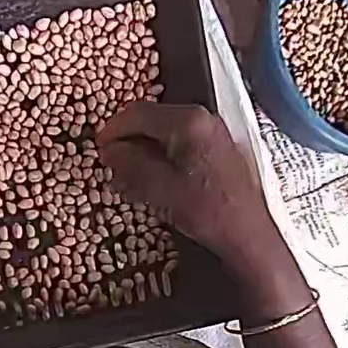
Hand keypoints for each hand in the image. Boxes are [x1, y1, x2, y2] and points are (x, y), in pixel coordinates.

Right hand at [98, 104, 294, 283]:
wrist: (247, 233)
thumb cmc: (208, 211)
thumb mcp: (161, 190)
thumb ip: (132, 165)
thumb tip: (110, 150)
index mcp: (188, 122)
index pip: (138, 114)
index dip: (114, 130)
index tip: (100, 148)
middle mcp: (203, 118)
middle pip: (153, 120)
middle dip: (129, 140)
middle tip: (112, 163)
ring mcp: (213, 132)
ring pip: (166, 132)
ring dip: (145, 149)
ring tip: (130, 174)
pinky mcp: (218, 148)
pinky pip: (181, 143)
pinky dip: (162, 155)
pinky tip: (155, 177)